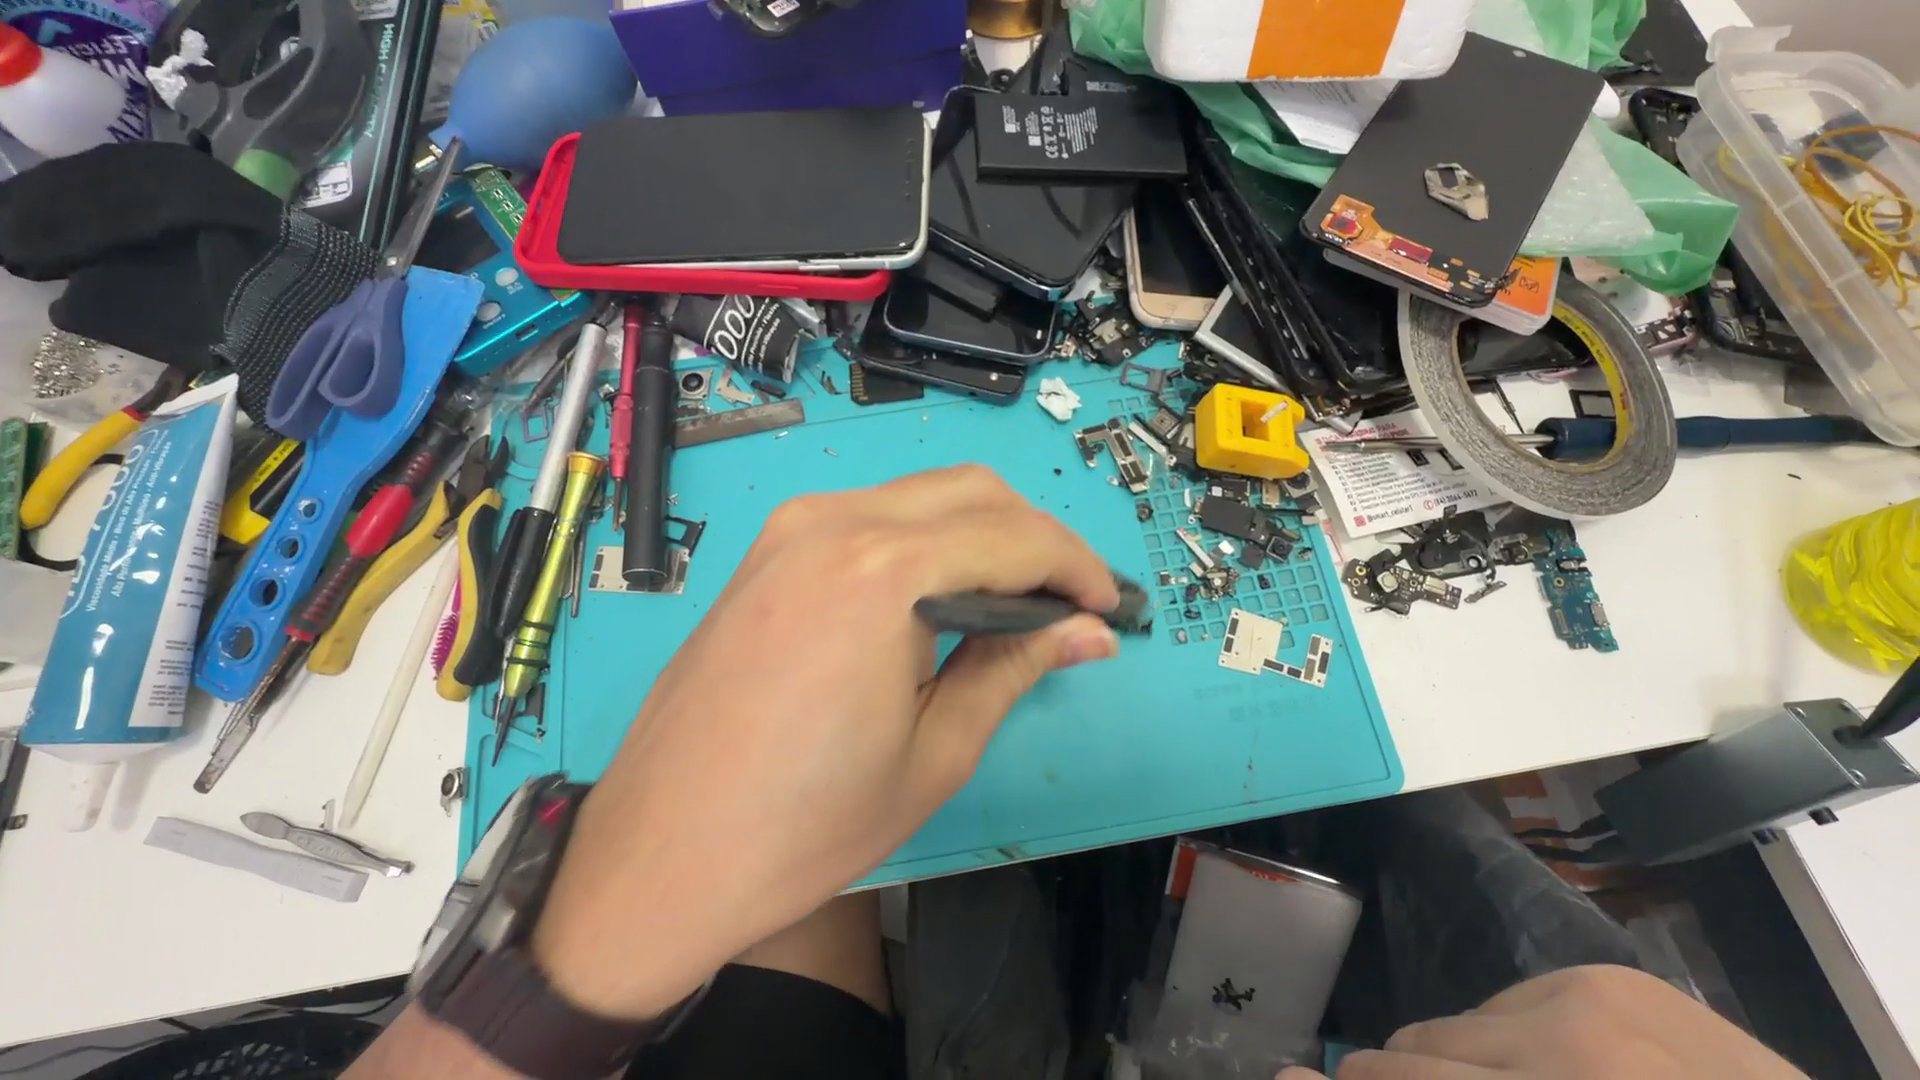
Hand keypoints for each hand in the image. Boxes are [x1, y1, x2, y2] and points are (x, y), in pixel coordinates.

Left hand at [530, 466, 1121, 1018]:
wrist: (662, 853)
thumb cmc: (807, 824)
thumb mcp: (937, 751)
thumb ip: (1016, 665)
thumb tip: (1090, 631)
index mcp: (881, 570)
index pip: (1013, 536)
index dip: (1076, 567)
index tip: (1108, 607)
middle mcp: (833, 522)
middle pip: (971, 492)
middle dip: (1035, 538)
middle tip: (1068, 604)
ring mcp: (790, 529)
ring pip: (920, 496)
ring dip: (982, 533)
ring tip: (1013, 603)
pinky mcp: (768, 550)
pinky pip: (869, 517)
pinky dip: (925, 541)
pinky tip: (939, 597)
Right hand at [1281, 966, 1805, 1078]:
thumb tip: (1332, 1078)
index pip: (1407, 1075)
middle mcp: (1565, 1046)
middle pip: (1409, 1054)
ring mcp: (1586, 1000)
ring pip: (1446, 1027)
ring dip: (1449, 1067)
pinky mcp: (1607, 975)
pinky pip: (1500, 1003)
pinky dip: (1503, 1044)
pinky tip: (1546, 1075)